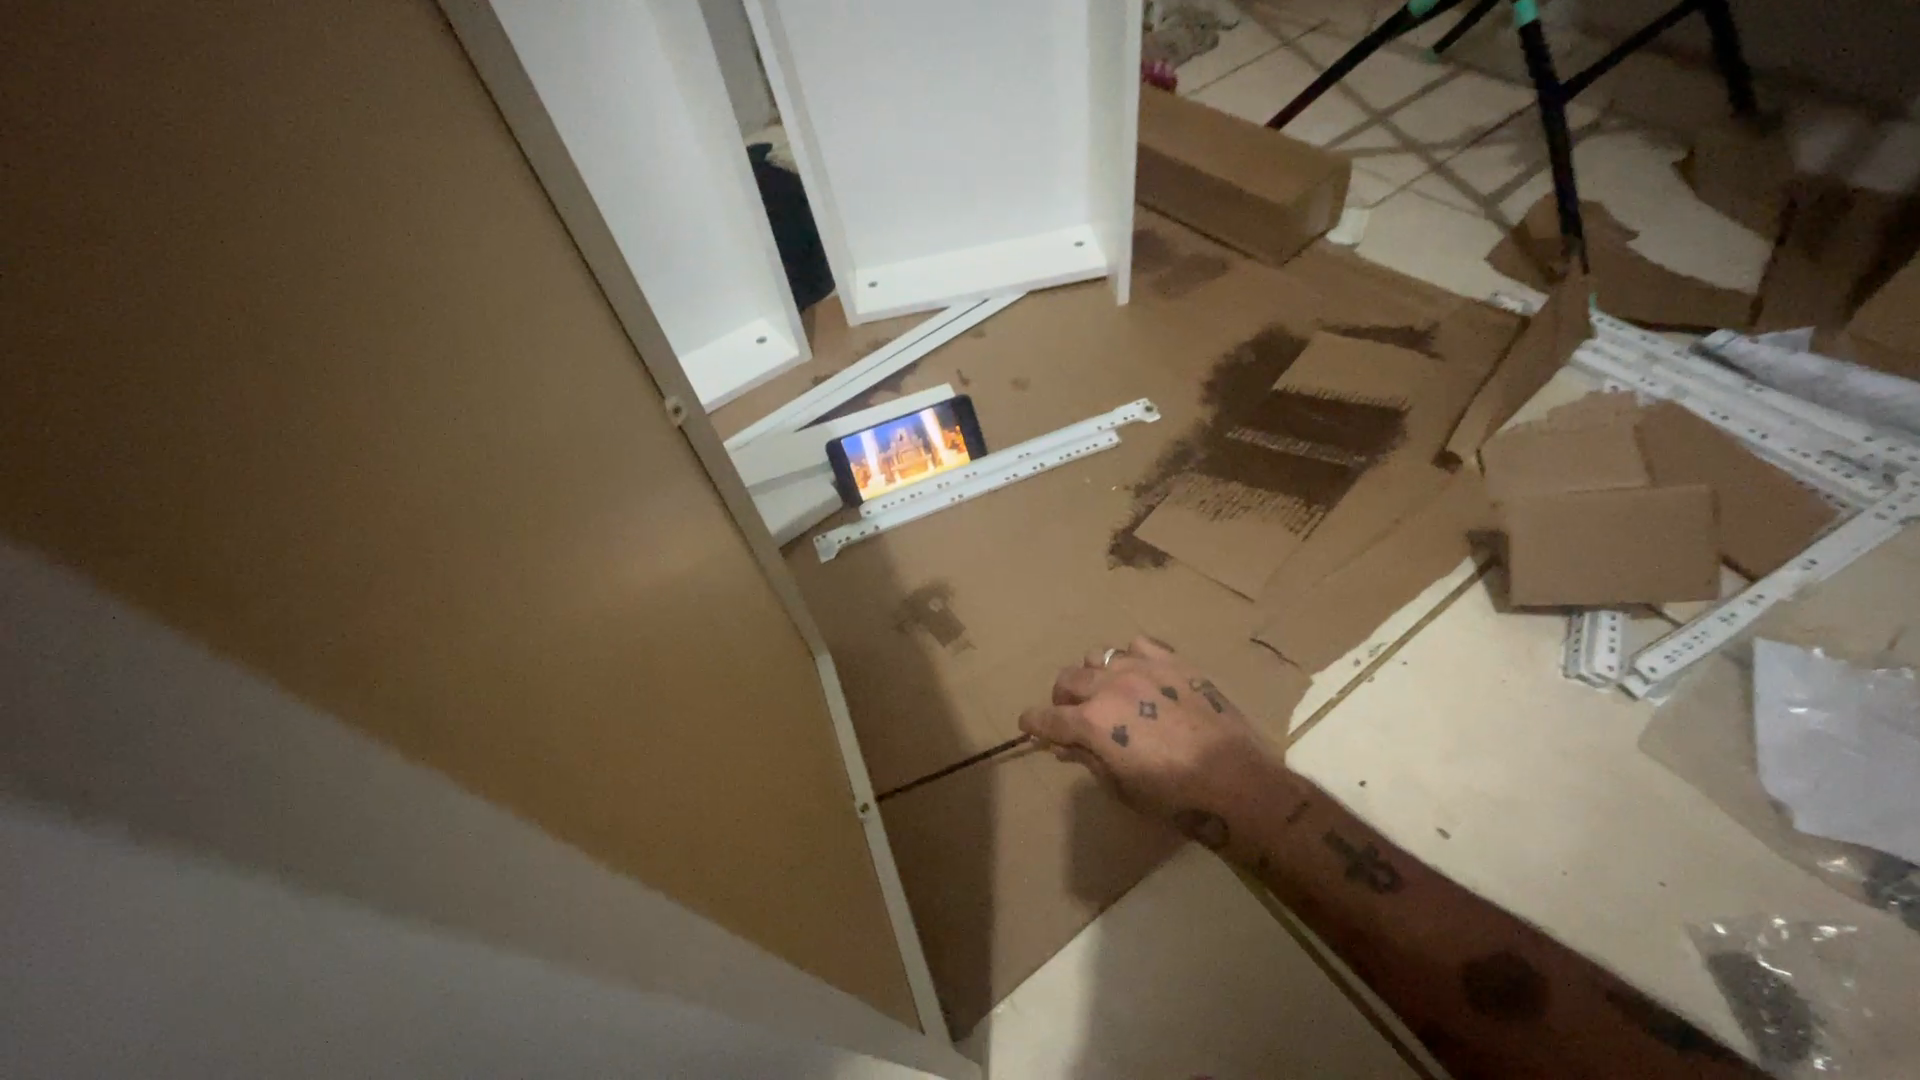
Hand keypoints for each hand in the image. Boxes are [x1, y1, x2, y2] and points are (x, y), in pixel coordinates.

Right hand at [1018, 636, 1288, 850]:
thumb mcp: (1121, 787)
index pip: (1046, 718)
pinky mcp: (1173, 662)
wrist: (1236, 781)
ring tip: (1107, 692)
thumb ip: (1089, 759)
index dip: (1033, 723)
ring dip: (1094, 675)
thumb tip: (1066, 746)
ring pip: (1098, 656)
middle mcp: (1109, 687)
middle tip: (1071, 715)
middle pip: (1067, 679)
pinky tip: (1140, 675)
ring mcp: (1142, 669)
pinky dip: (1130, 658)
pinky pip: (1138, 645)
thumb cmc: (1174, 797)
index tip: (1029, 726)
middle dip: (1061, 698)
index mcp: (1092, 723)